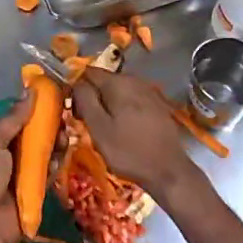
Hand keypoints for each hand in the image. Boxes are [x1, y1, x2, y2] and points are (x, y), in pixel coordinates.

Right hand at [71, 69, 203, 202]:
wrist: (168, 170)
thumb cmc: (129, 151)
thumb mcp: (99, 128)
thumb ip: (85, 100)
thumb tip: (76, 82)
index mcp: (119, 83)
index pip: (88, 73)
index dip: (77, 88)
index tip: (74, 108)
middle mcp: (135, 80)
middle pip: (104, 81)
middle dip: (93, 98)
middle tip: (88, 123)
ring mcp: (149, 91)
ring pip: (118, 92)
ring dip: (108, 106)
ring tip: (105, 129)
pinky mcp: (157, 104)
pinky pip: (132, 100)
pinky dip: (123, 110)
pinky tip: (124, 130)